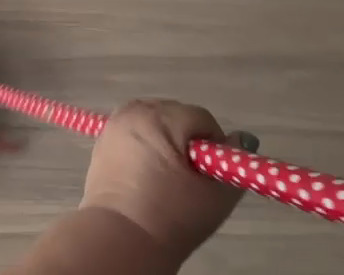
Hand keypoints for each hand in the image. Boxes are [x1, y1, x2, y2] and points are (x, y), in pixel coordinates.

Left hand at [80, 99, 246, 264]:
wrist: (123, 232)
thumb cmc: (173, 213)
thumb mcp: (216, 193)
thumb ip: (233, 162)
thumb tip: (241, 139)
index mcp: (158, 118)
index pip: (200, 117)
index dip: (215, 142)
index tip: (213, 170)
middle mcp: (132, 112)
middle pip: (173, 111)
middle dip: (189, 135)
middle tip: (194, 171)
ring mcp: (112, 123)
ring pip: (150, 116)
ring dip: (166, 134)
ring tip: (172, 170)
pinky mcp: (101, 139)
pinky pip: (130, 128)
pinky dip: (144, 139)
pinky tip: (149, 168)